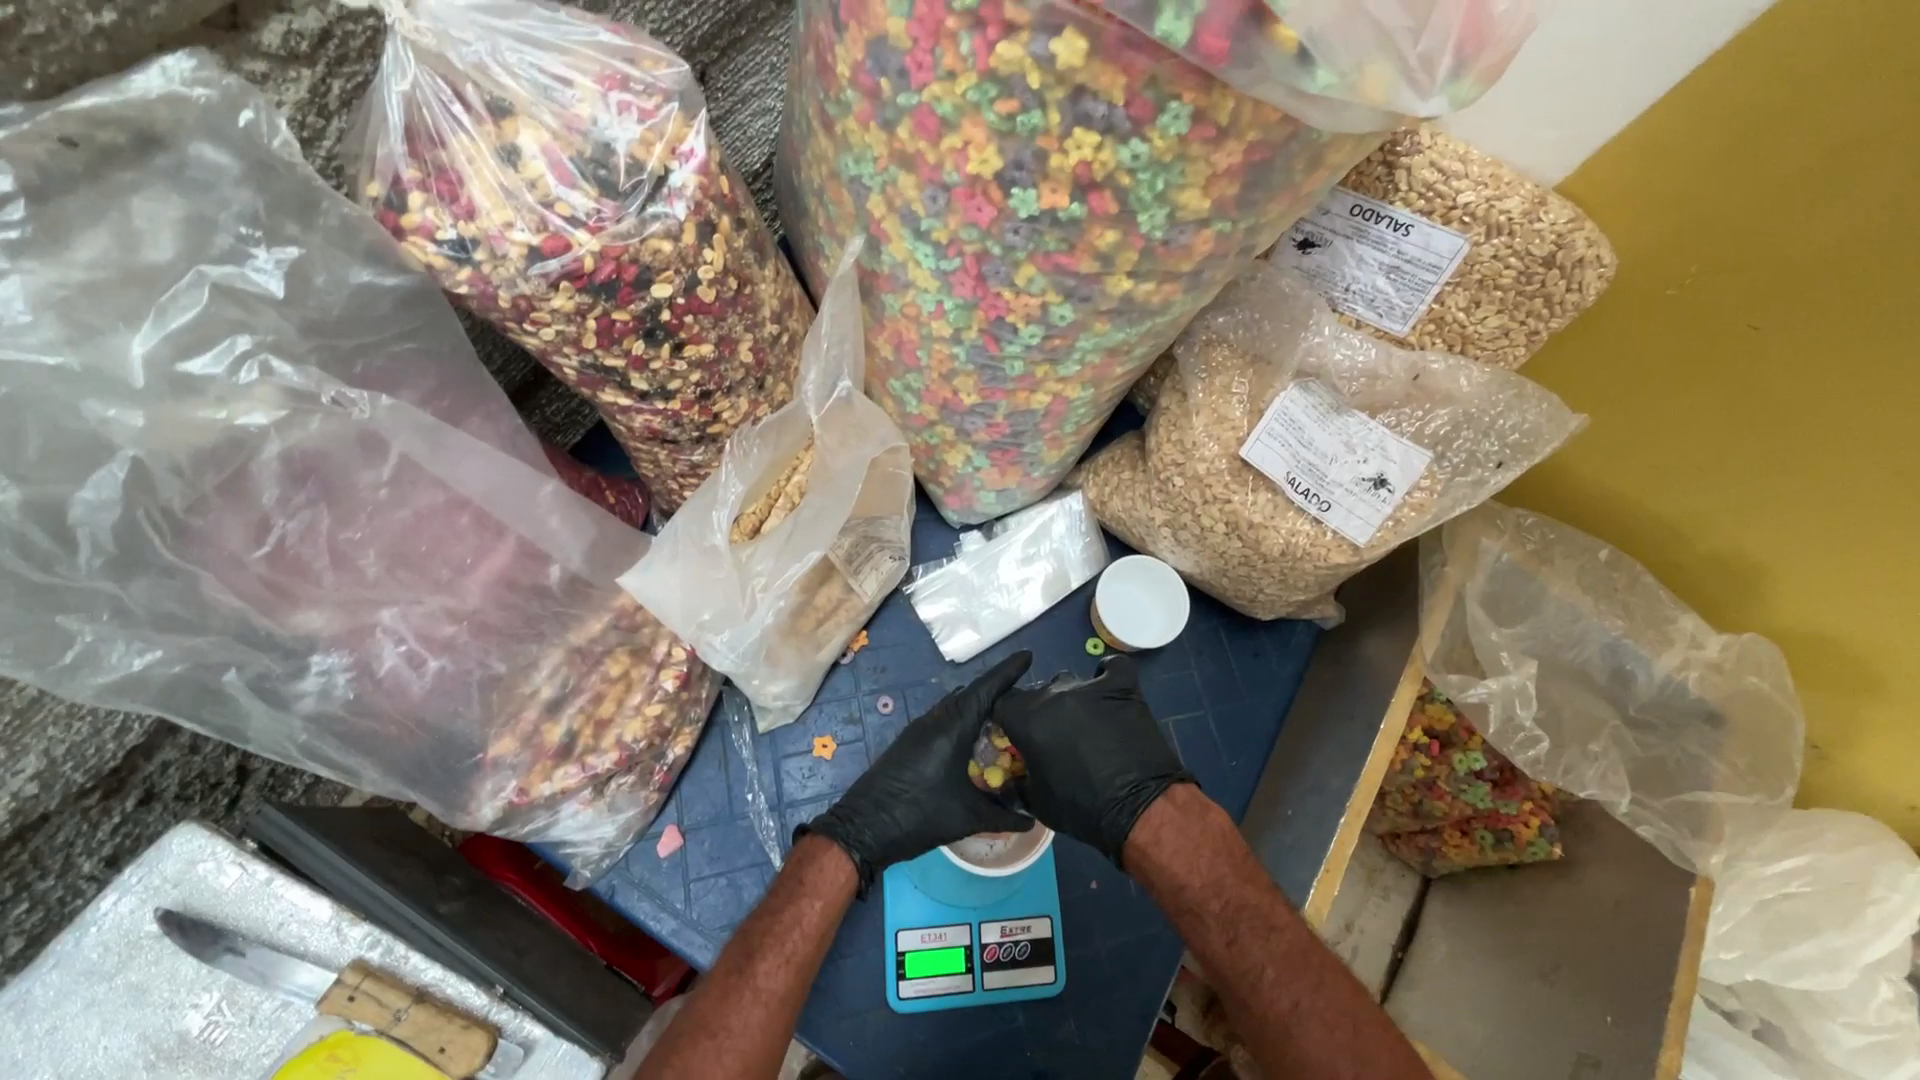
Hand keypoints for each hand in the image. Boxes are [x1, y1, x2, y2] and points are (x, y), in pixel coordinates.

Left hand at [802, 652, 1035, 891]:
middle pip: (971, 695)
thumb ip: (1003, 816)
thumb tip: (1032, 823)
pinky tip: (975, 739)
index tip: (1028, 656)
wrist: (863, 828)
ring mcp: (919, 730)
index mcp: (952, 728)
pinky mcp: (910, 742)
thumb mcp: (967, 818)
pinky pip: (943, 719)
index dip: (1008, 671)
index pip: (985, 690)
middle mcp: (935, 720)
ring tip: (1005, 716)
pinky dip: (963, 720)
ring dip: (978, 707)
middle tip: (1025, 697)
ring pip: (955, 707)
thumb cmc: (918, 817)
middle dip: (998, 690)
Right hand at [993, 654, 1193, 869]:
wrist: (1138, 807)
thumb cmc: (1082, 809)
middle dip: (1041, 713)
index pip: (1004, 704)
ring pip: (1070, 683)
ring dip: (1071, 700)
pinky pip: (1113, 668)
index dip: (1009, 720)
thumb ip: (1019, 779)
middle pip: (1038, 693)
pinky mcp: (1122, 687)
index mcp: (1026, 718)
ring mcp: (1088, 686)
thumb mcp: (1036, 801)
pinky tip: (1109, 688)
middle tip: (1056, 739)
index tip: (1018, 736)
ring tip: (1085, 723)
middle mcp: (1052, 694)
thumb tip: (1015, 775)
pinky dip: (1109, 675)